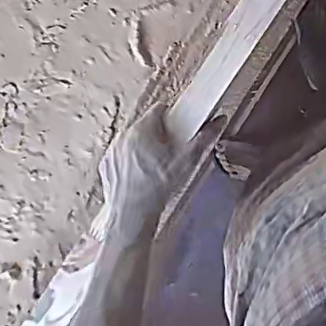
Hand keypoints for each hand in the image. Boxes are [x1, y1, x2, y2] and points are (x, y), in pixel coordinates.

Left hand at [97, 107, 223, 241]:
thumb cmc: (158, 188)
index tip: (178, 127)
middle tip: (171, 149)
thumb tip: (219, 121)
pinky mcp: (107, 166)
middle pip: (145, 124)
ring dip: (143, 145)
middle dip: (158, 132)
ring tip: (157, 164)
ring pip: (132, 139)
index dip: (172, 116)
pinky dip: (130, 159)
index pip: (158, 109)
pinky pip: (121, 154)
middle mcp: (124, 136)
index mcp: (143, 130)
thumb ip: (205, 137)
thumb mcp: (187, 161)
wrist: (131, 216)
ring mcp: (113, 151)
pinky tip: (142, 174)